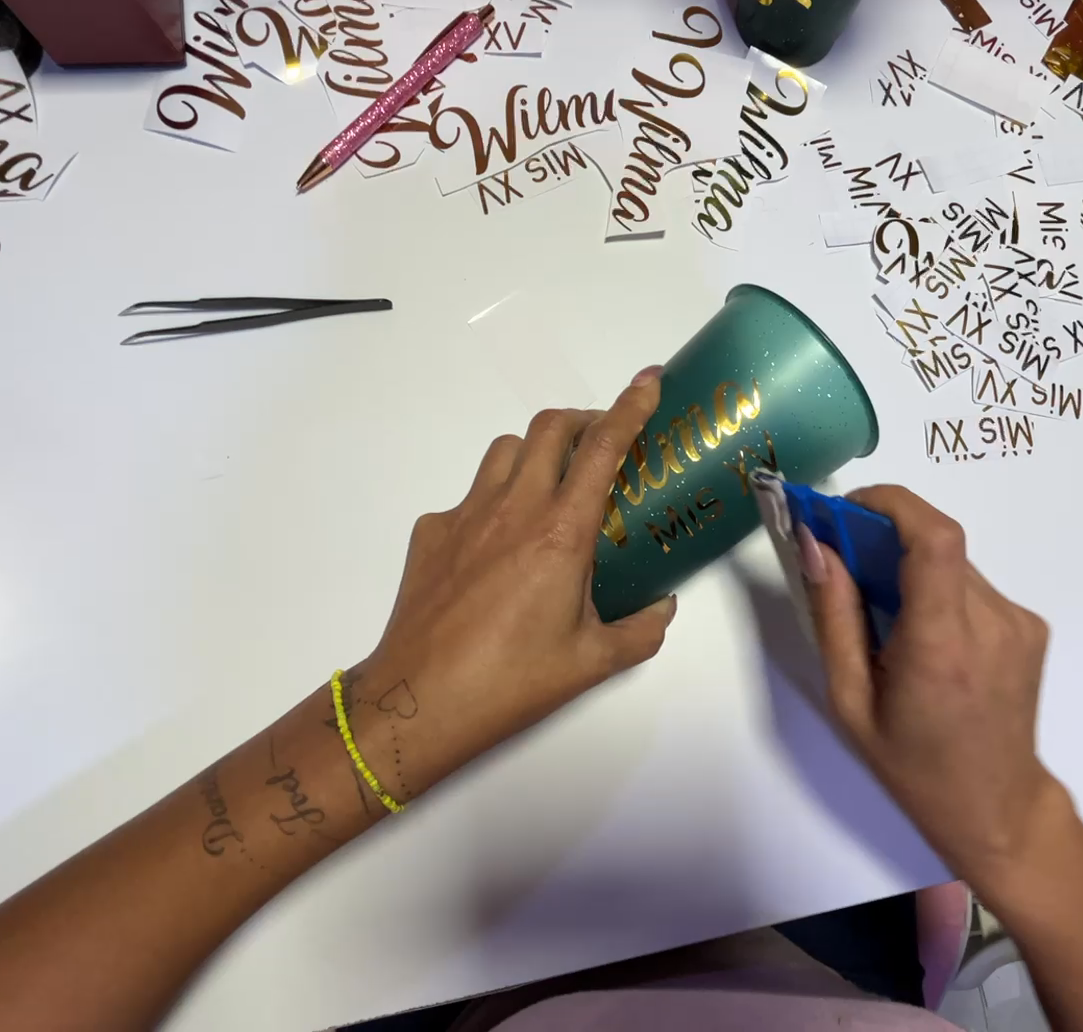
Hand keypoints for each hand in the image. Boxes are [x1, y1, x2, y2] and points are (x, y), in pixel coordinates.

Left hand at [342, 367, 678, 803]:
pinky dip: (493, 501)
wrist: (419, 702)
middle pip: (548, 427)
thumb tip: (663, 606)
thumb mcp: (593, 661)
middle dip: (581, 420)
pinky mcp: (431, 532)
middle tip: (600, 446)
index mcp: (561, 532)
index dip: (630, 407)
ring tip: (550, 488)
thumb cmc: (514, 681)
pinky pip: (469, 496)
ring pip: (504, 449)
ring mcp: (465, 515)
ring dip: (536, 453)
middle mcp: (513, 508)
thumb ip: (642, 629)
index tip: (648, 381)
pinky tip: (496, 547)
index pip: (602, 449)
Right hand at [799, 485, 1056, 876]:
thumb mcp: (850, 698)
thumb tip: (817, 546)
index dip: (890, 503)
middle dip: (883, 535)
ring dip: (908, 566)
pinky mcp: (1029, 626)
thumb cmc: (911, 764)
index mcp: (942, 643)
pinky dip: (935, 588)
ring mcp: (1018, 622)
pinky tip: (919, 633)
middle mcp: (991, 622)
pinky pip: (970, 585)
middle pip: (937, 543)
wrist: (997, 807)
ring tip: (880, 610)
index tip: (846, 508)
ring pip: (952, 562)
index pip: (933, 538)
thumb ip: (834, 615)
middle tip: (842, 557)